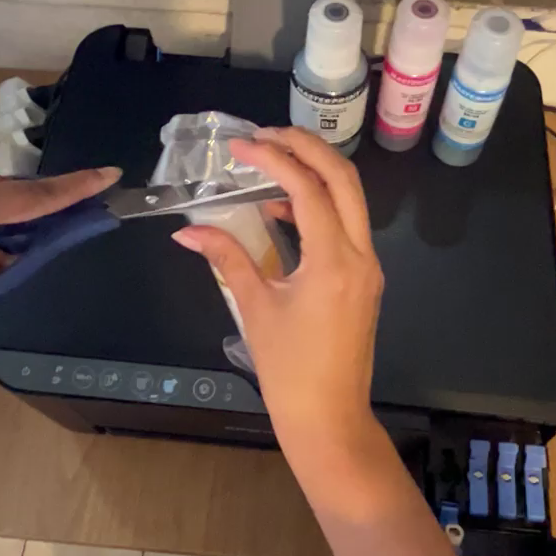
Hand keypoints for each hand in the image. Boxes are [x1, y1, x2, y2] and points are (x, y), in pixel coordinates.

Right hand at [170, 127, 383, 443]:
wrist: (330, 419)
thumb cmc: (290, 371)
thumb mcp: (255, 309)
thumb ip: (226, 259)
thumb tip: (188, 231)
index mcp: (334, 262)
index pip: (308, 189)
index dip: (274, 159)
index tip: (242, 146)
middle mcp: (360, 255)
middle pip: (344, 179)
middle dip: (307, 147)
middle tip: (266, 136)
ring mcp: (368, 266)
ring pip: (351, 198)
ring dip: (315, 172)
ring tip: (271, 163)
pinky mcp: (364, 277)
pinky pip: (346, 224)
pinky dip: (319, 205)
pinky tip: (282, 209)